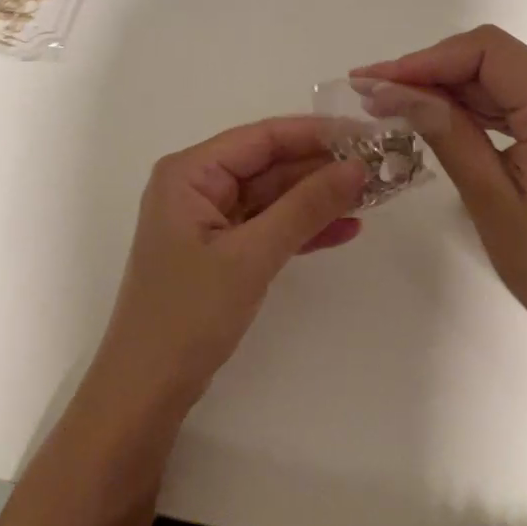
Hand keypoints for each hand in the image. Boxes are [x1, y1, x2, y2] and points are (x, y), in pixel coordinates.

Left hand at [96, 117, 367, 406]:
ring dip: (320, 198)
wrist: (145, 391)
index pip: (262, 137)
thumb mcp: (252, 256)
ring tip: (374, 196)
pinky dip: (304, 228)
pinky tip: (347, 228)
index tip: (368, 135)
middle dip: (323, 168)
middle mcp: (197, 187)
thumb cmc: (188, 314)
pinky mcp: (221, 252)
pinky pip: (269, 226)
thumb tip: (357, 167)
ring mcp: (209, 221)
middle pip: (270, 164)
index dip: (317, 133)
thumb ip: (305, 206)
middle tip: (381, 167)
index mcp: (190, 173)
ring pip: (275, 196)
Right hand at [355, 25, 526, 359]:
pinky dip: (476, 107)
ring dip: (449, 89)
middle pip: (494, 61)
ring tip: (391, 104)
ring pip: (502, 78)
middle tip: (372, 93)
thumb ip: (445, 132)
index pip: (488, 52)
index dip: (426, 59)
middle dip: (431, 73)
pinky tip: (435, 116)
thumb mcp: (488, 198)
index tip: (376, 81)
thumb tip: (392, 90)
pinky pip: (518, 100)